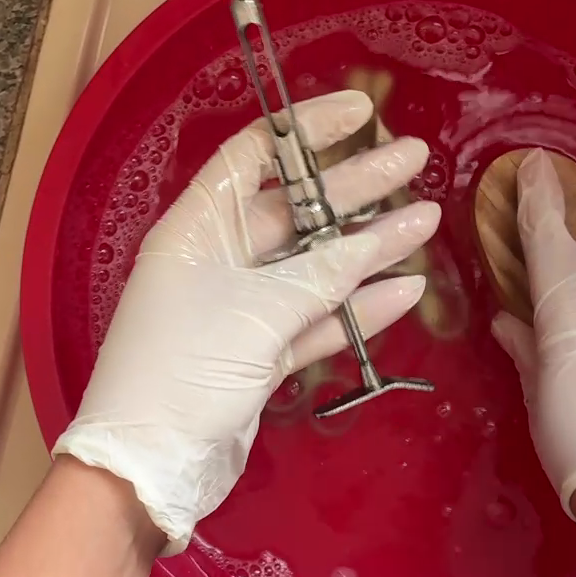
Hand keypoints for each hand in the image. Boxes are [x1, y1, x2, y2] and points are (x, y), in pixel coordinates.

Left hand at [54, 90, 440, 552]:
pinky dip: (354, 307)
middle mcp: (218, 257)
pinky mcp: (258, 351)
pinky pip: (313, 318)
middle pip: (294, 207)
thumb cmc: (185, 368)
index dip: (305, 130)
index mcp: (197, 227)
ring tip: (425, 217)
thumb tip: (379, 243)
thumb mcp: (255, 311)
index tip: (361, 112)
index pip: (252, 156)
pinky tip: (405, 289)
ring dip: (366, 246)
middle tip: (413, 157)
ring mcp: (240, 306)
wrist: (150, 464)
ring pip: (312, 265)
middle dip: (353, 185)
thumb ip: (320, 275)